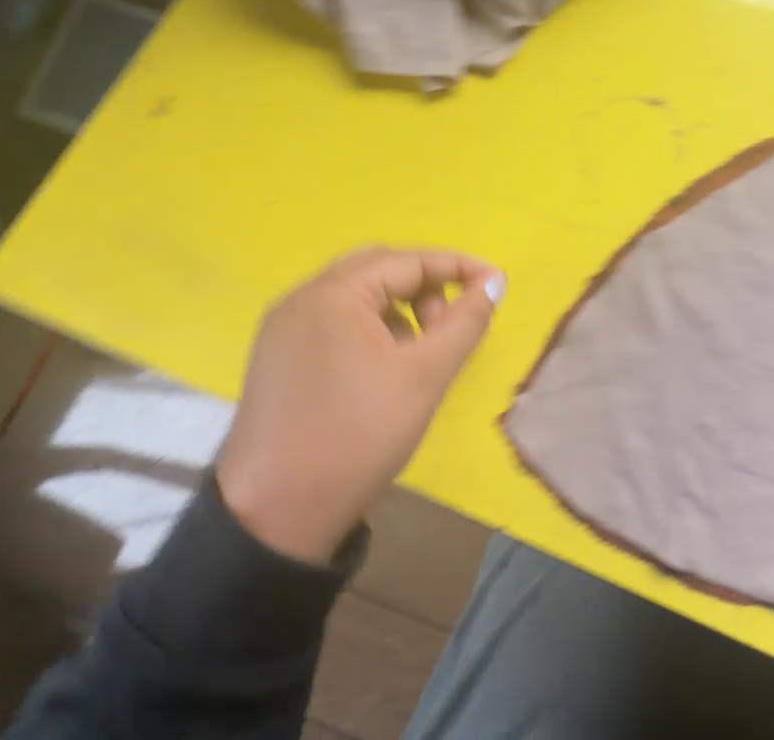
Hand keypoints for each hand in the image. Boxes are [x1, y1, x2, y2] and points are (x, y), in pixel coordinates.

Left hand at [215, 247, 504, 564]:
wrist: (276, 513)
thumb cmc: (359, 434)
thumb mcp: (425, 375)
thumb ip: (465, 322)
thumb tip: (494, 283)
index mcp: (332, 295)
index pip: (407, 261)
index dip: (458, 267)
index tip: (498, 283)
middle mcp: (300, 300)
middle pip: (377, 269)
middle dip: (427, 285)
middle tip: (457, 319)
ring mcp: (283, 330)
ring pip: (356, 297)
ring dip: (400, 308)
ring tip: (426, 349)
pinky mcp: (278, 359)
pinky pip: (335, 322)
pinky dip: (373, 328)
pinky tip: (389, 366)